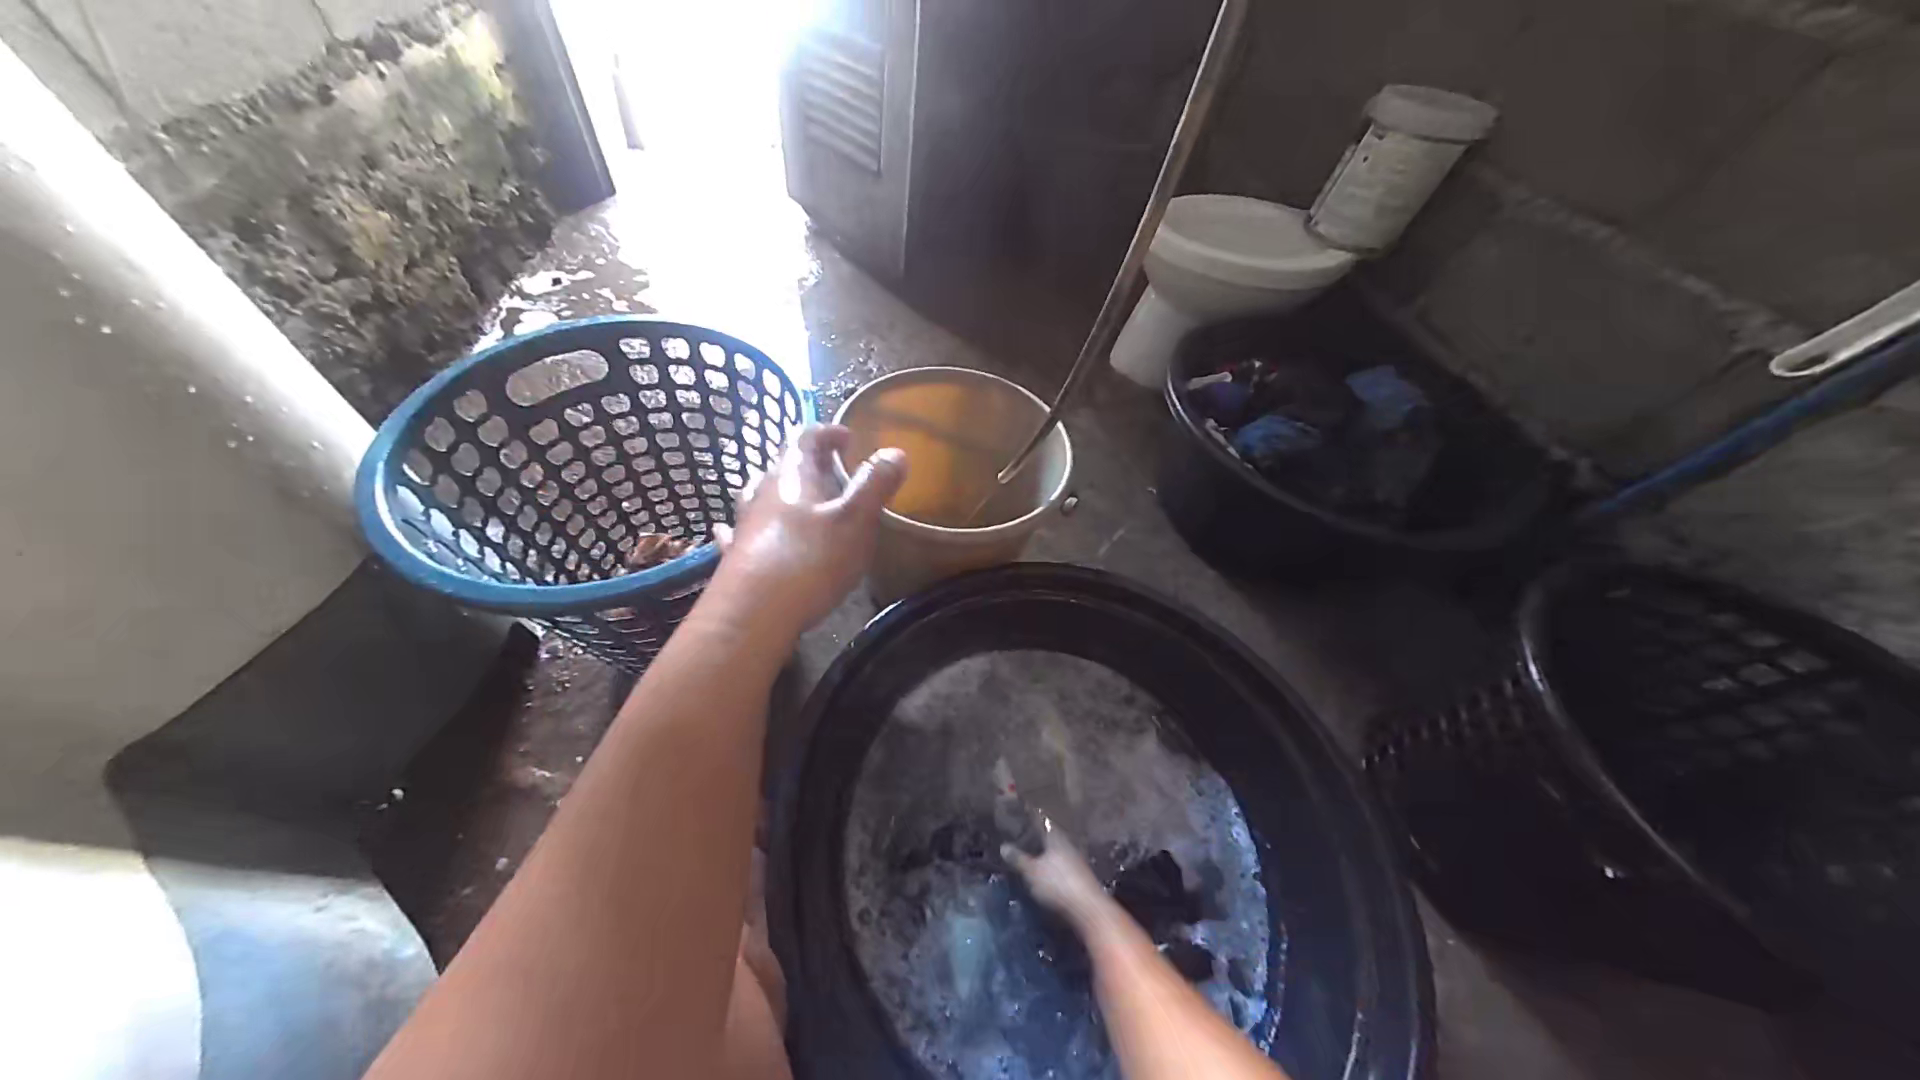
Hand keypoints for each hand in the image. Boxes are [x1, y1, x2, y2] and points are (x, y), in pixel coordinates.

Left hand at [710, 424, 905, 632]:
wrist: (752, 616)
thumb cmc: (809, 561)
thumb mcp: (854, 521)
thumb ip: (875, 485)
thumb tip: (895, 452)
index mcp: (793, 477)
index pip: (805, 438)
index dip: (827, 433)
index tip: (848, 437)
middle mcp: (764, 493)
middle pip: (784, 465)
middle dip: (809, 463)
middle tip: (834, 473)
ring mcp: (745, 526)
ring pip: (760, 496)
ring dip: (781, 491)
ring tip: (800, 500)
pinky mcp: (736, 558)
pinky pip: (739, 531)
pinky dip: (748, 525)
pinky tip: (733, 530)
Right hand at [1002, 825, 1110, 929]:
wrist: (1089, 910)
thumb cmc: (1058, 884)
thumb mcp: (1032, 872)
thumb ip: (1018, 858)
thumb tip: (1003, 846)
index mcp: (1056, 837)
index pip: (1041, 822)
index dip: (1030, 818)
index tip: (1018, 815)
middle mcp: (1067, 844)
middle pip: (1049, 836)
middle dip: (1036, 836)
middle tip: (1019, 836)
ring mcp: (1076, 861)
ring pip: (1056, 851)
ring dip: (1044, 852)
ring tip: (1028, 854)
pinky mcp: (1079, 877)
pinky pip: (1060, 865)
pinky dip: (1050, 865)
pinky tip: (1043, 872)